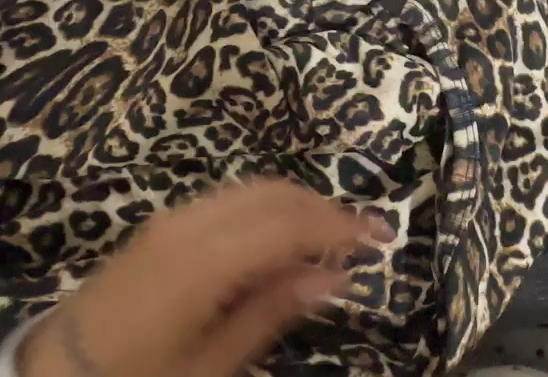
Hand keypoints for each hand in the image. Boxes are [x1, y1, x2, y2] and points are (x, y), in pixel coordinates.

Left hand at [17, 181, 392, 376]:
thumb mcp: (208, 366)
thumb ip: (271, 311)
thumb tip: (333, 275)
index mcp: (202, 261)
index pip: (288, 224)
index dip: (339, 225)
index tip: (381, 234)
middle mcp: (192, 222)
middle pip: (276, 195)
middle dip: (325, 209)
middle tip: (364, 235)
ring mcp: (175, 217)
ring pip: (256, 189)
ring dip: (299, 205)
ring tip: (330, 237)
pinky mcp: (165, 223)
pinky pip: (232, 199)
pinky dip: (269, 208)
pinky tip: (283, 237)